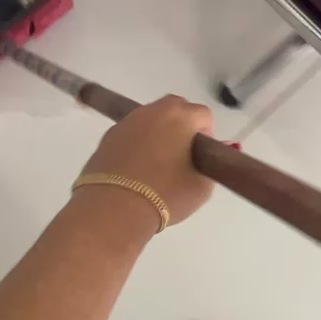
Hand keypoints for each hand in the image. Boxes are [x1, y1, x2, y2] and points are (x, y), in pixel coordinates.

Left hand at [79, 95, 216, 225]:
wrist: (112, 210)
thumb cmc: (165, 195)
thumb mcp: (201, 187)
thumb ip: (212, 166)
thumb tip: (214, 152)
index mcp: (180, 116)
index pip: (204, 115)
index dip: (207, 136)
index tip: (202, 158)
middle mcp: (152, 111)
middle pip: (176, 109)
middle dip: (183, 127)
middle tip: (183, 157)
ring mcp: (126, 122)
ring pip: (150, 120)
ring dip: (158, 135)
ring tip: (158, 166)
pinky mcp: (106, 138)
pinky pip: (131, 135)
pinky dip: (137, 146)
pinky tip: (136, 172)